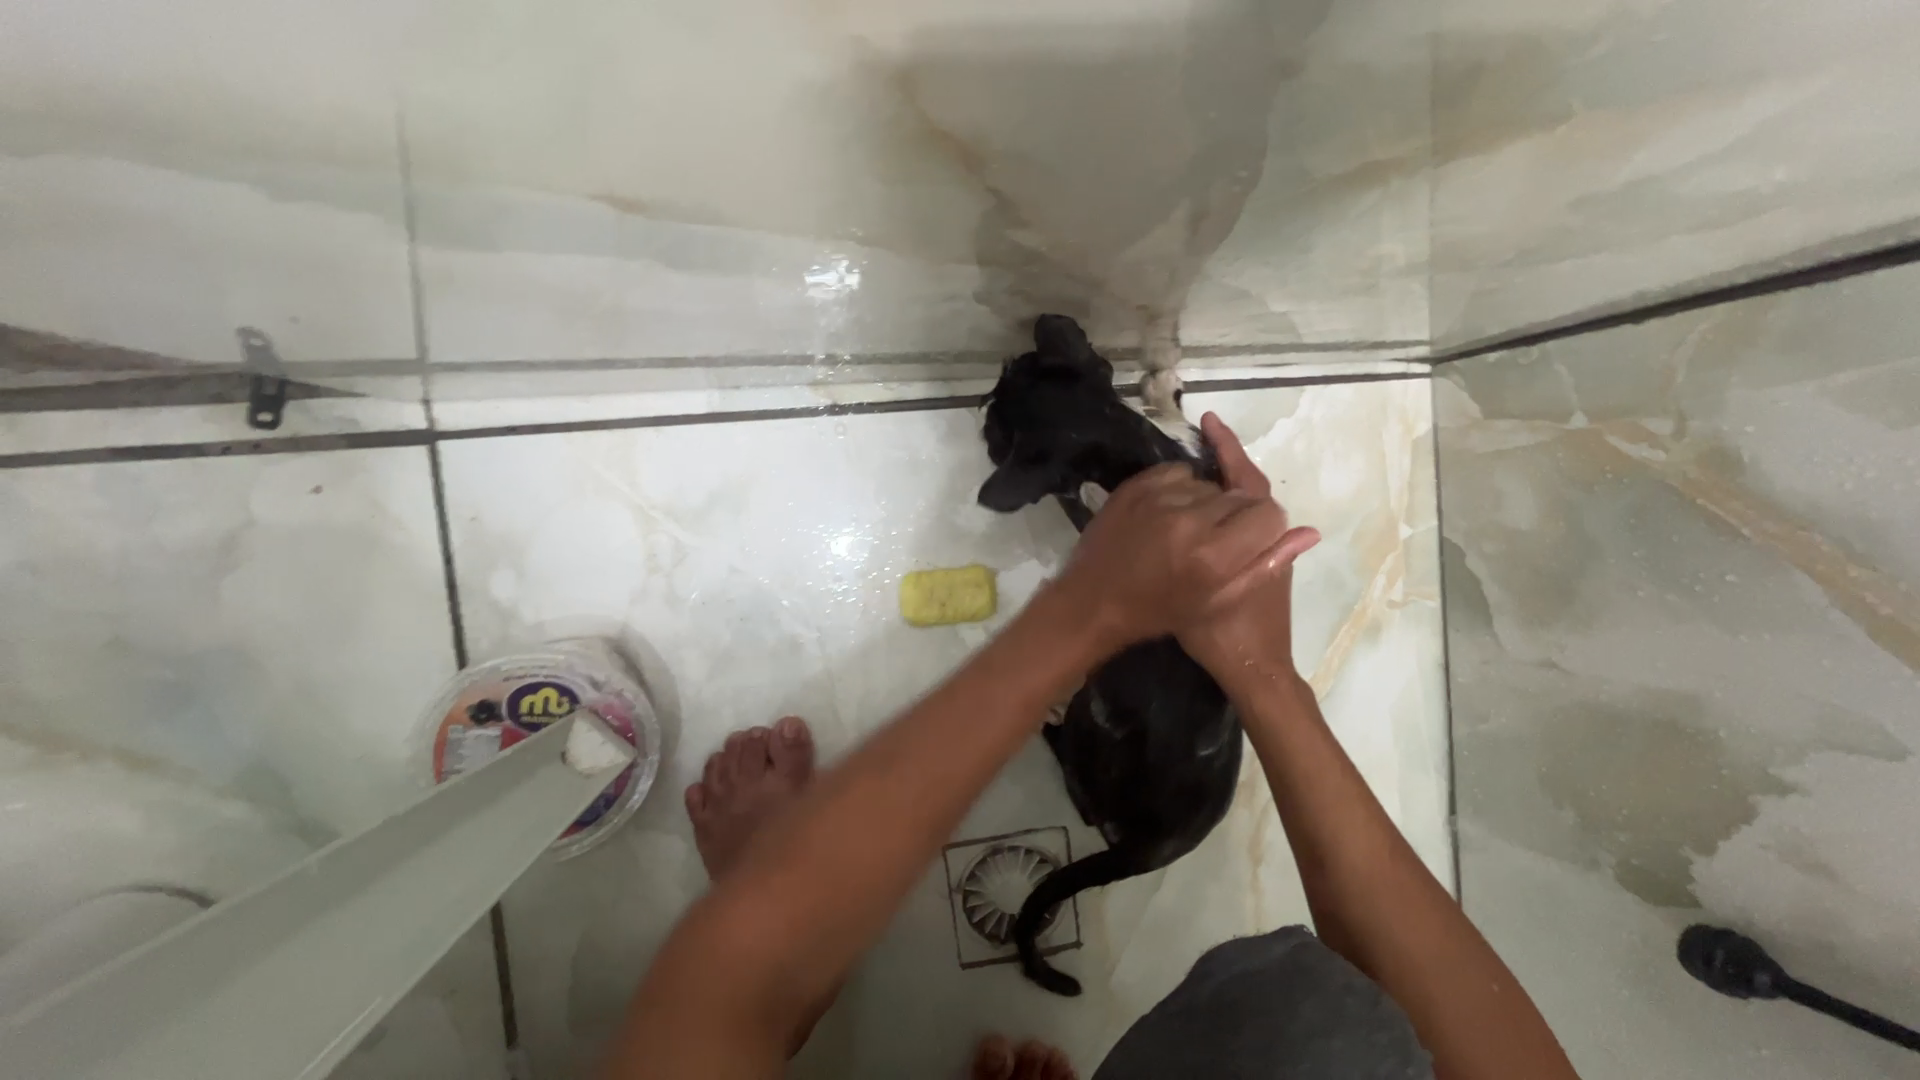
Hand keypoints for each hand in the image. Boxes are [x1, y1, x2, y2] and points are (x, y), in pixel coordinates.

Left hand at [1045, 437, 1302, 652]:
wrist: (1092, 602)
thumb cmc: (1158, 611)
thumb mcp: (1217, 601)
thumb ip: (1264, 565)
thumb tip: (1309, 533)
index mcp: (1214, 557)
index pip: (1270, 514)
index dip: (1266, 527)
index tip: (1250, 541)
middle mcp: (1189, 521)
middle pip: (1241, 496)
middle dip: (1237, 515)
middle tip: (1215, 539)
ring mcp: (1159, 500)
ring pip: (1210, 484)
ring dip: (1208, 502)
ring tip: (1187, 529)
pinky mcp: (1135, 487)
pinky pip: (1178, 472)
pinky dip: (1180, 488)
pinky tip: (1169, 512)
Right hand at [1174, 413, 1319, 684]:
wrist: (1254, 669)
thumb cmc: (1222, 633)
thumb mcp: (1202, 591)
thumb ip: (1196, 548)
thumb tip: (1186, 493)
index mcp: (1257, 539)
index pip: (1245, 481)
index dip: (1227, 449)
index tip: (1208, 422)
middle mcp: (1268, 540)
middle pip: (1247, 488)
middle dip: (1226, 459)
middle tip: (1201, 436)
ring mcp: (1263, 554)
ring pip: (1245, 507)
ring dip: (1225, 482)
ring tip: (1196, 465)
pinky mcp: (1257, 567)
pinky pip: (1241, 525)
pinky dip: (1223, 508)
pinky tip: (1196, 510)